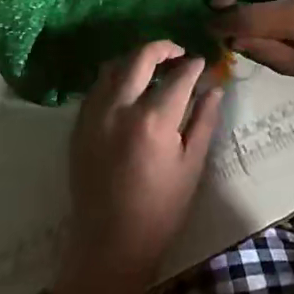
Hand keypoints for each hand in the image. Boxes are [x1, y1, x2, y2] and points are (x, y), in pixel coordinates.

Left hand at [53, 42, 221, 293]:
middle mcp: (119, 109)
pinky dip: (115, 78)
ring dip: (136, 59)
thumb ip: (204, 120)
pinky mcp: (78, 127)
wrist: (110, 244)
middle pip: (140, 58)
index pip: (179, 76)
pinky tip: (129, 89)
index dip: (195, 65)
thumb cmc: (161, 209)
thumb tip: (215, 88)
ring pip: (112, 67)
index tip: (204, 63)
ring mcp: (93, 116)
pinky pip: (96, 88)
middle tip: (179, 53)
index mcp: (152, 120)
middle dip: (163, 48)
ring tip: (154, 67)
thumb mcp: (192, 164)